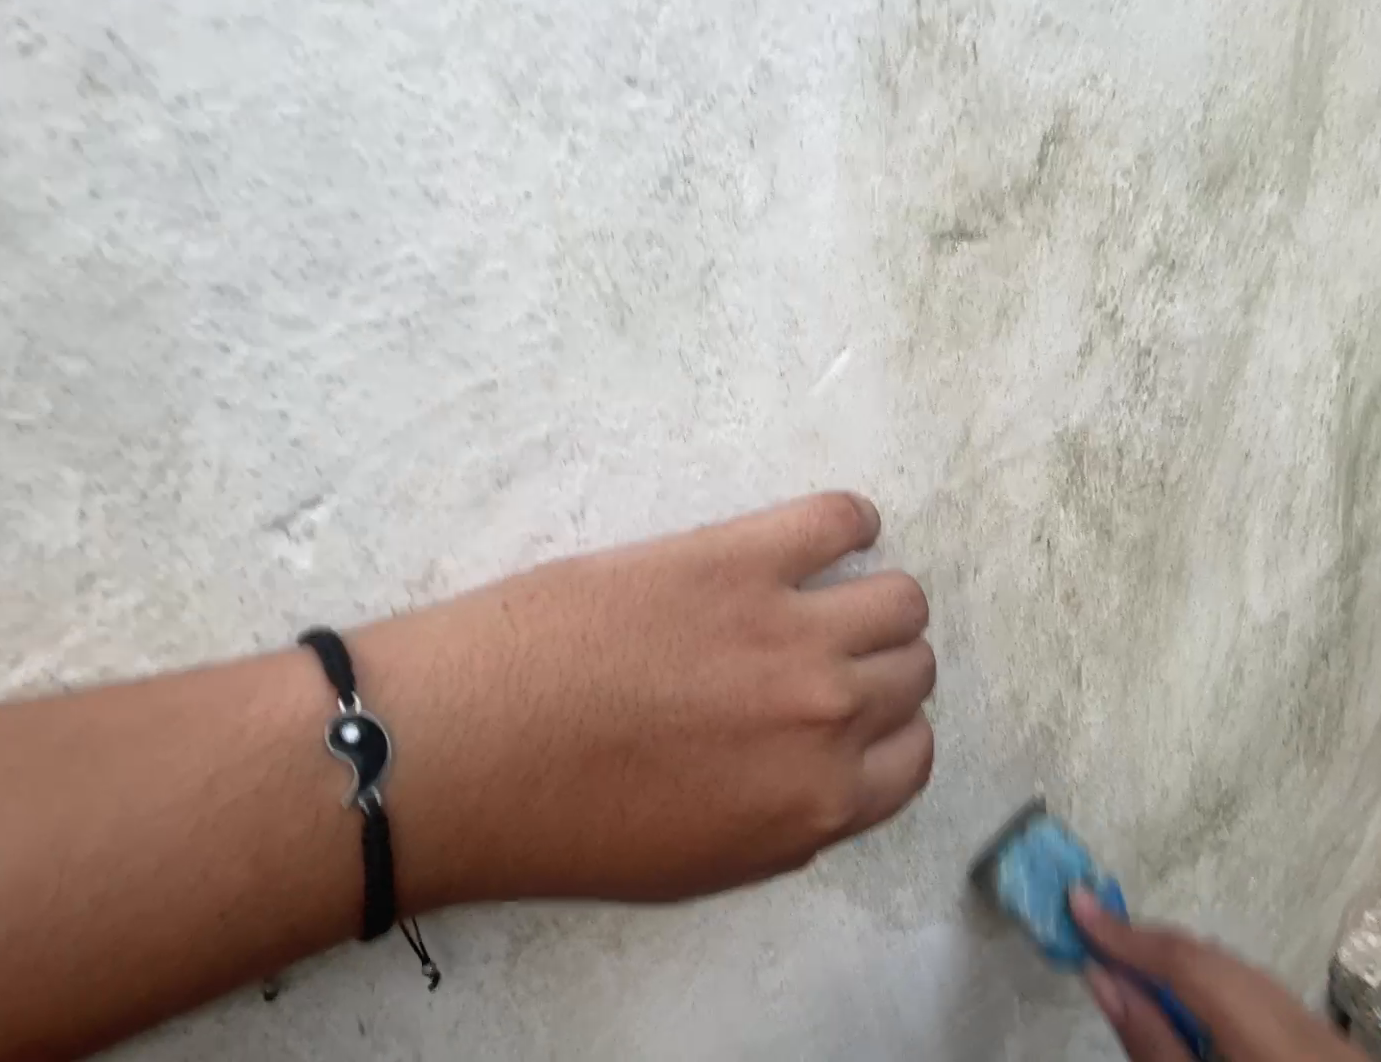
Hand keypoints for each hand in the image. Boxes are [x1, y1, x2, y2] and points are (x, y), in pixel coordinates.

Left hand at [370, 492, 936, 905]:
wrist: (466, 751)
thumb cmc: (570, 821)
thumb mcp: (704, 861)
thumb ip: (791, 817)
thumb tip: (829, 765)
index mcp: (820, 804)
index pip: (914, 754)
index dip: (889, 730)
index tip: (859, 712)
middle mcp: (829, 717)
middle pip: (910, 670)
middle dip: (879, 667)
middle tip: (826, 654)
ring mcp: (789, 631)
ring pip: (899, 599)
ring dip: (876, 601)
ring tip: (828, 593)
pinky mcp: (738, 560)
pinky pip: (837, 518)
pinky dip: (849, 521)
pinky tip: (832, 531)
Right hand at [1070, 891, 1369, 1061]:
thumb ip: (1150, 1041)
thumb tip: (1098, 974)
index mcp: (1278, 1050)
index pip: (1191, 966)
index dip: (1128, 935)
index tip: (1077, 904)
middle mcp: (1314, 1031)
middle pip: (1216, 961)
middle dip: (1150, 945)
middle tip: (1090, 929)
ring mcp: (1330, 1037)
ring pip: (1239, 971)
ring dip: (1178, 963)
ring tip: (1123, 960)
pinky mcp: (1331, 1045)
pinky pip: (1260, 993)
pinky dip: (1213, 986)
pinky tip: (1180, 995)